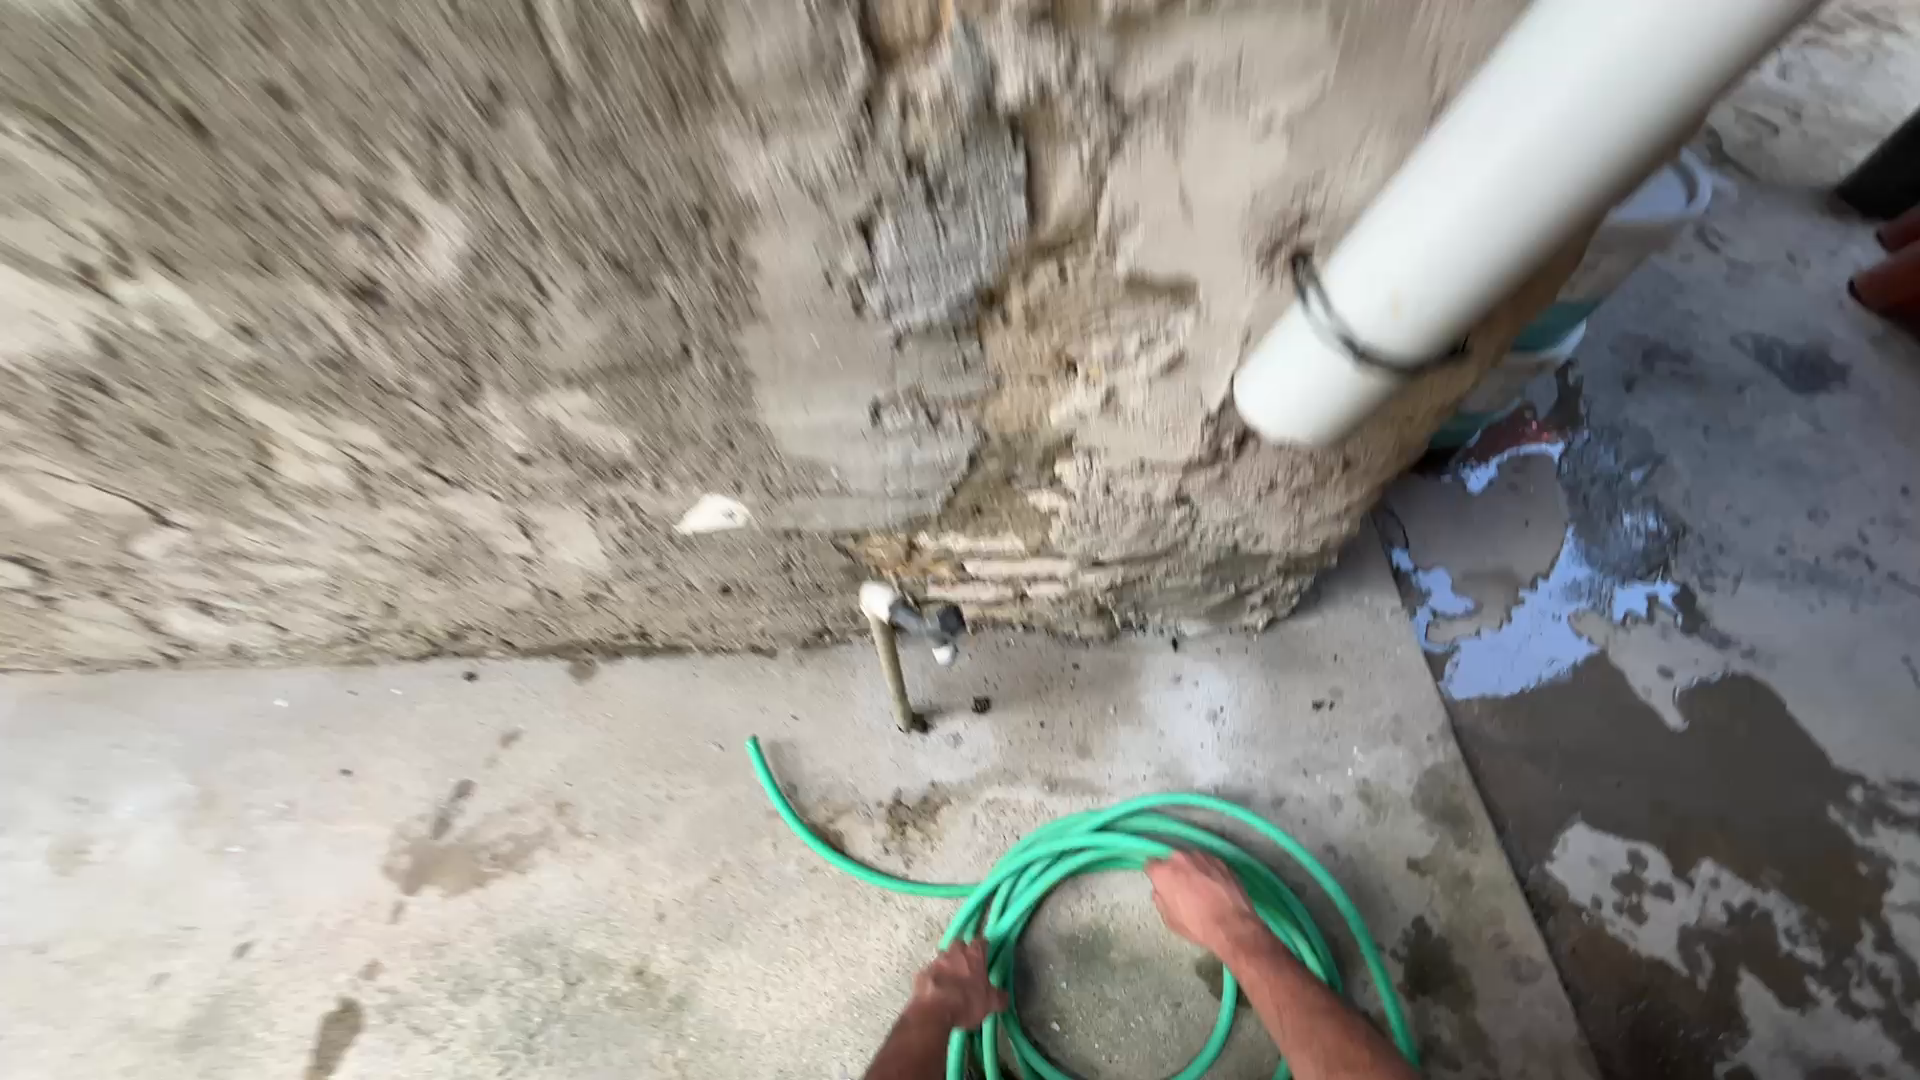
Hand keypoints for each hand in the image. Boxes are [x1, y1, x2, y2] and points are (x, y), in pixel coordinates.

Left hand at [909, 940, 1007, 1029]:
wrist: (934, 1009)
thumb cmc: (967, 1002)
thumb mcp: (990, 1003)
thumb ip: (999, 997)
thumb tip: (1004, 996)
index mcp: (974, 955)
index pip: (981, 943)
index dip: (983, 949)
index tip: (985, 956)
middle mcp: (955, 952)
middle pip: (960, 945)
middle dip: (963, 954)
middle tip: (966, 969)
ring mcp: (937, 961)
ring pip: (944, 957)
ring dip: (947, 966)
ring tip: (951, 982)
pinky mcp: (923, 972)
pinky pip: (931, 972)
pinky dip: (934, 978)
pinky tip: (937, 991)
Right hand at [1145, 851, 1267, 956]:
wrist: (1233, 926)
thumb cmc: (1197, 926)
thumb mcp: (1169, 919)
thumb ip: (1160, 899)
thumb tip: (1161, 891)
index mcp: (1164, 871)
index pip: (1150, 865)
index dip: (1156, 876)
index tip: (1162, 886)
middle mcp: (1180, 857)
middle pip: (1172, 860)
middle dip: (1175, 871)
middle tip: (1183, 888)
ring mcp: (1202, 856)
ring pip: (1191, 860)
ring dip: (1193, 869)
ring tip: (1202, 888)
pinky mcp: (1220, 860)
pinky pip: (1208, 863)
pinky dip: (1209, 871)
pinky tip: (1215, 887)